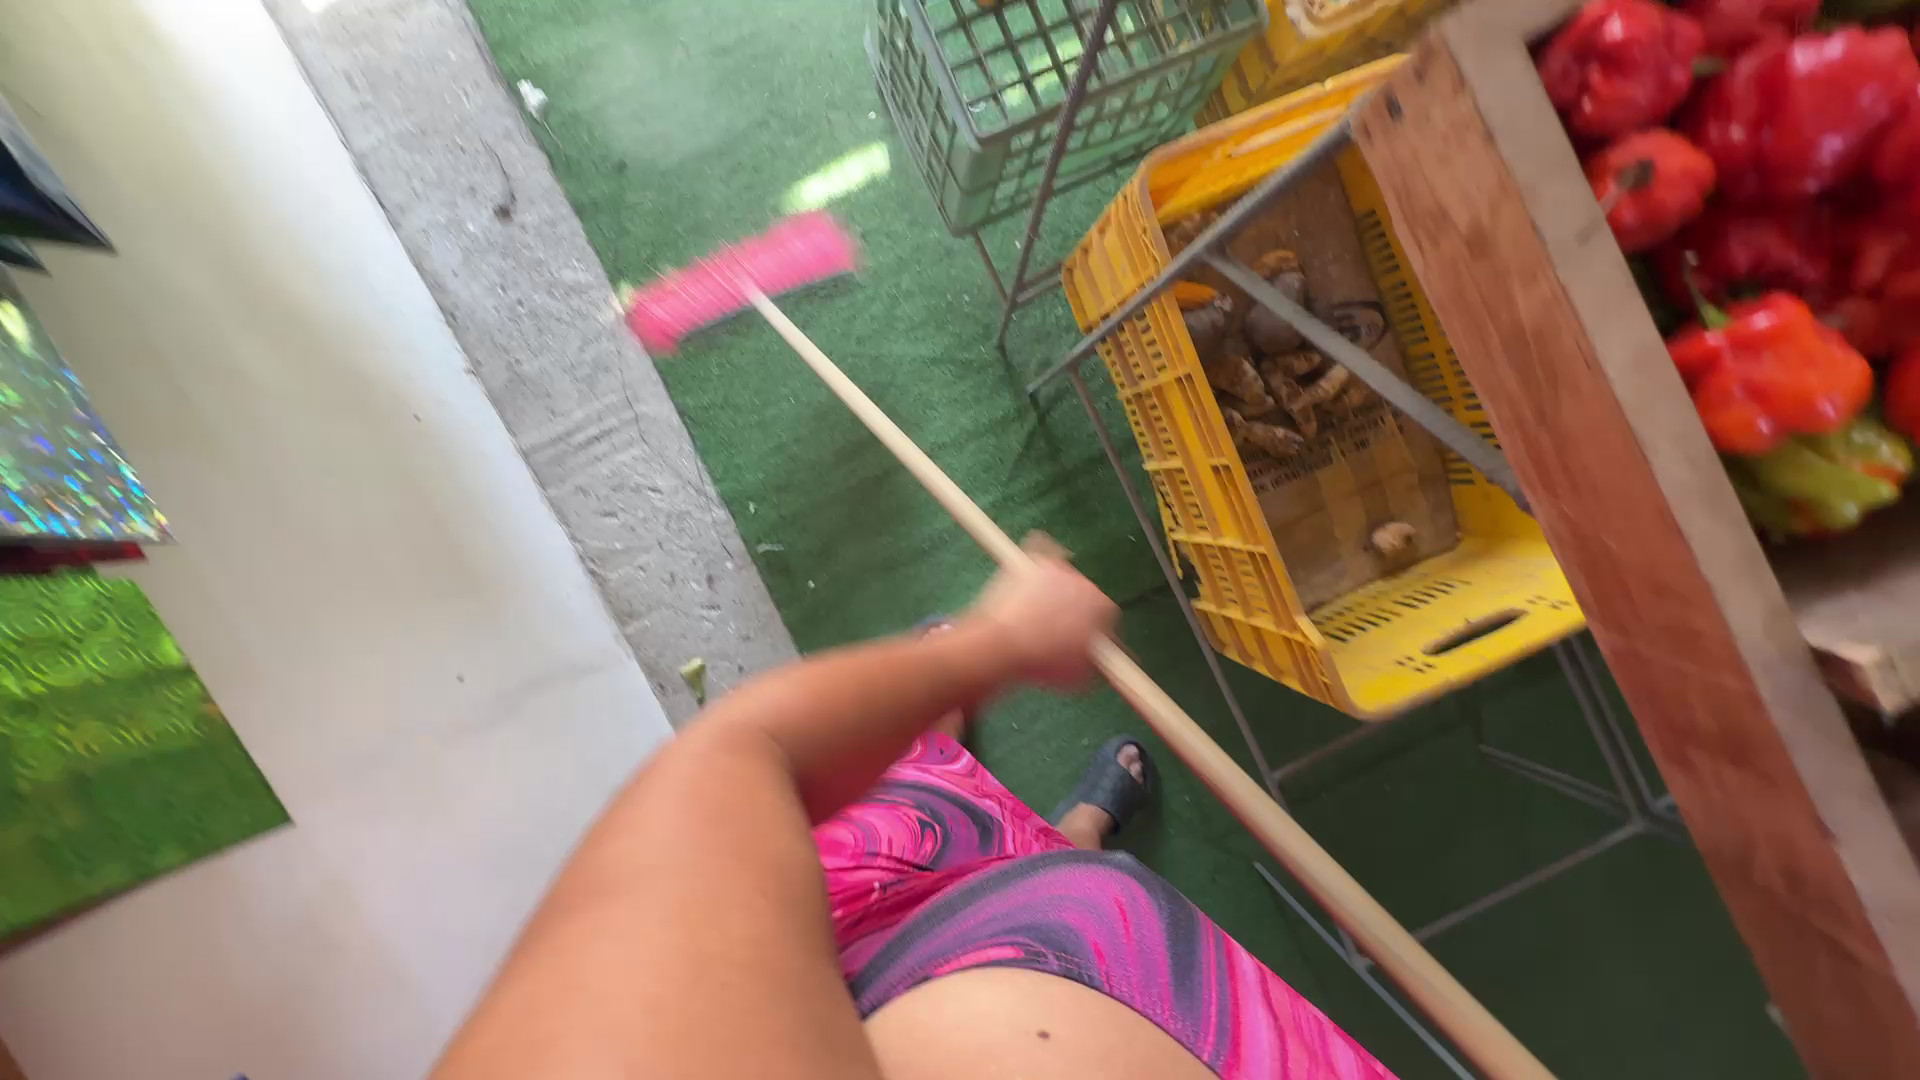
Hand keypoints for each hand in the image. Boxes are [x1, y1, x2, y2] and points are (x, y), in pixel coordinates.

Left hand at [963, 552, 1116, 689]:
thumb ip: (1100, 666)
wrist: (1004, 645)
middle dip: (1073, 609)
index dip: (1093, 630)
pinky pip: (1041, 547)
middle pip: (1084, 595)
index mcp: (1103, 608)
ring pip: (1063, 577)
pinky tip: (1034, 564)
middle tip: (1054, 629)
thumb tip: (1105, 663)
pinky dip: (1040, 553)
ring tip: (1038, 610)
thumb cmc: (1043, 663)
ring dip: (1056, 589)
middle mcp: (1085, 583)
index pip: (1106, 617)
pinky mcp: (1032, 560)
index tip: (1080, 640)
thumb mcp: (1081, 676)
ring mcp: (1058, 569)